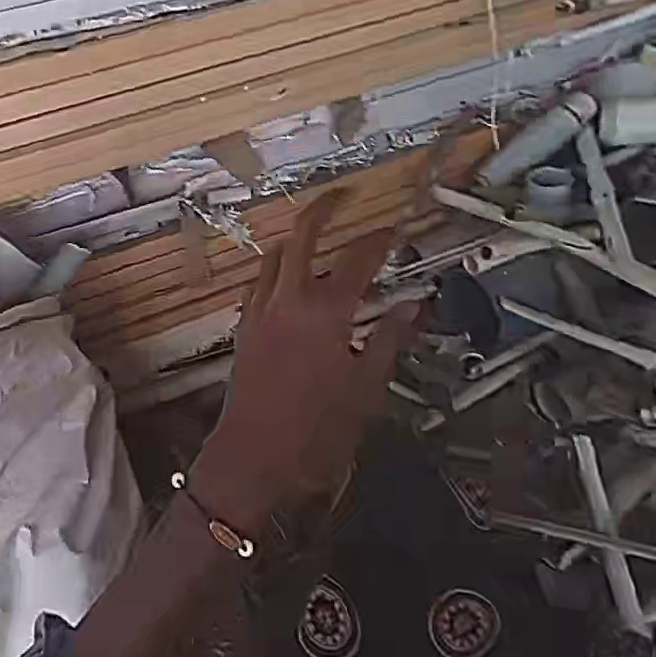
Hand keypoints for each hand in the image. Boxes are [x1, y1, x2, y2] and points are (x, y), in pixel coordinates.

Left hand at [192, 190, 419, 530]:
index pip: (357, 260)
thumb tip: (412, 307)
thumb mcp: (367, 388)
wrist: (254, 461)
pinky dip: (275, 272)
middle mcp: (286, 301)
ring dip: (295, 241)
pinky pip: (258, 285)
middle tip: (342, 196)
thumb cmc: (317, 432)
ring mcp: (259, 313)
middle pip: (301, 238)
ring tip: (316, 238)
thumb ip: (389, 340)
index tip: (394, 231)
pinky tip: (286, 283)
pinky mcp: (243, 330)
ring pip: (273, 259)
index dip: (378, 241)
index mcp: (324, 312)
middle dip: (322, 210)